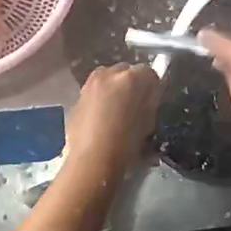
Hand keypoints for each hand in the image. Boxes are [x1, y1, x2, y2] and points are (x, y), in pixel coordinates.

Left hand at [63, 63, 160, 182]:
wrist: (91, 160)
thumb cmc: (126, 144)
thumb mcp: (148, 124)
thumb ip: (150, 104)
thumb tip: (148, 98)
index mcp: (130, 79)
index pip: (149, 72)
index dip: (153, 86)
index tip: (154, 98)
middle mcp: (108, 74)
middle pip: (126, 71)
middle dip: (132, 84)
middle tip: (136, 103)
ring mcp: (89, 84)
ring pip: (108, 78)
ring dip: (115, 88)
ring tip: (118, 109)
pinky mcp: (77, 97)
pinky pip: (94, 91)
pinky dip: (101, 97)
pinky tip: (103, 115)